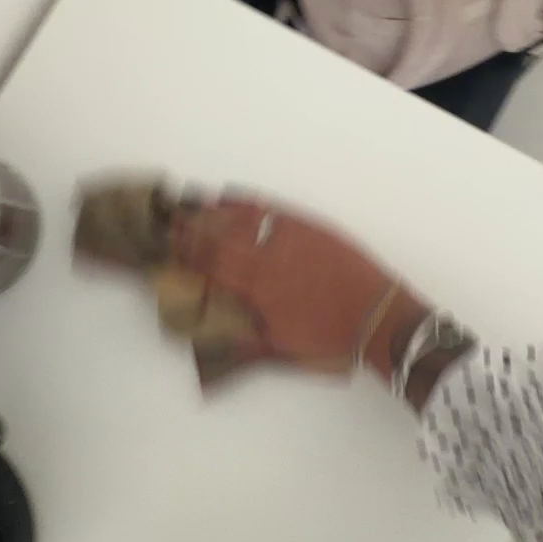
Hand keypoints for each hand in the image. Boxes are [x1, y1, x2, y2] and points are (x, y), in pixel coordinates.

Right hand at [75, 180, 429, 389]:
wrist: (376, 314)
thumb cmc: (329, 336)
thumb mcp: (283, 346)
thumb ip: (246, 340)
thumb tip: (213, 341)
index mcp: (256, 289)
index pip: (212, 267)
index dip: (186, 256)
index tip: (166, 247)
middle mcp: (265, 258)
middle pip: (219, 239)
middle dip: (191, 231)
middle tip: (168, 222)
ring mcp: (286, 237)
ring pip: (240, 219)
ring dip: (212, 211)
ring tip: (190, 204)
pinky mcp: (307, 226)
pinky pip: (269, 208)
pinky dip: (247, 201)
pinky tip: (230, 195)